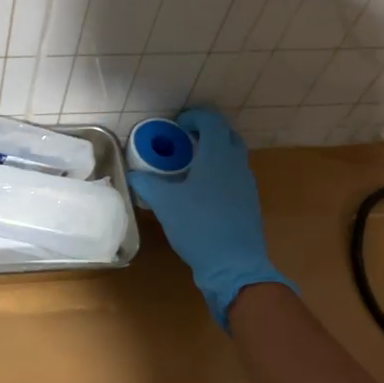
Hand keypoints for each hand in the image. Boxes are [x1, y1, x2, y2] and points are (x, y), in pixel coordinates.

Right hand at [128, 109, 296, 327]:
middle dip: (206, 132)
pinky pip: (236, 176)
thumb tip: (133, 173)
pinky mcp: (250, 202)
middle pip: (226, 135)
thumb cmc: (199, 226)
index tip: (177, 125)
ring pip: (233, 156)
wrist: (235, 266)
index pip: (211, 120)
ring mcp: (248, 184)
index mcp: (218, 155)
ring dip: (214, 153)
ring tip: (190, 167)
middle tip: (183, 142)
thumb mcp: (165, 203)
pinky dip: (220, 173)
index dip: (194, 116)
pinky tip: (203, 193)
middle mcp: (237, 164)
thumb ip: (147, 183)